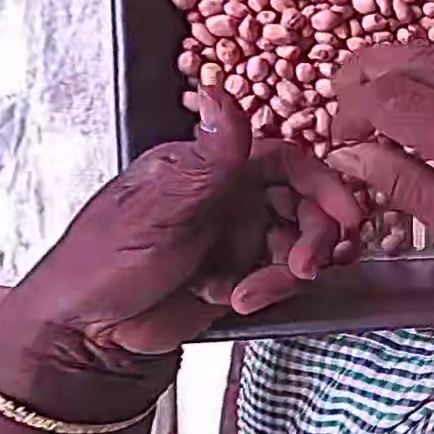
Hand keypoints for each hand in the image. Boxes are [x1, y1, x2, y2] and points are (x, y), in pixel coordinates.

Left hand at [0, 87, 361, 423]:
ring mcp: (240, 238)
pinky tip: (237, 299)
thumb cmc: (103, 264)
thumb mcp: (159, 209)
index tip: (349, 215)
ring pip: (299, 245)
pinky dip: (270, 290)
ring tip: (250, 293)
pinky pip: (282, 277)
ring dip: (287, 272)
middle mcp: (233, 199)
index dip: (325, 186)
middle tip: (304, 267)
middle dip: (314, 239)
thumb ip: (208, 158)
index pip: (289, 163)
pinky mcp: (244, 274)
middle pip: (305, 207)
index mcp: (213, 169)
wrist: (84, 340)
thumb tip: (221, 93)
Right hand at [327, 41, 433, 309]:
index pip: (393, 96)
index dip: (354, 109)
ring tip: (375, 101)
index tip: (343, 137)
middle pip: (417, 55)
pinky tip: (423, 112)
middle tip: (343, 96)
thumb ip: (403, 183)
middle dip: (369, 68)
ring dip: (402, 70)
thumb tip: (349, 155)